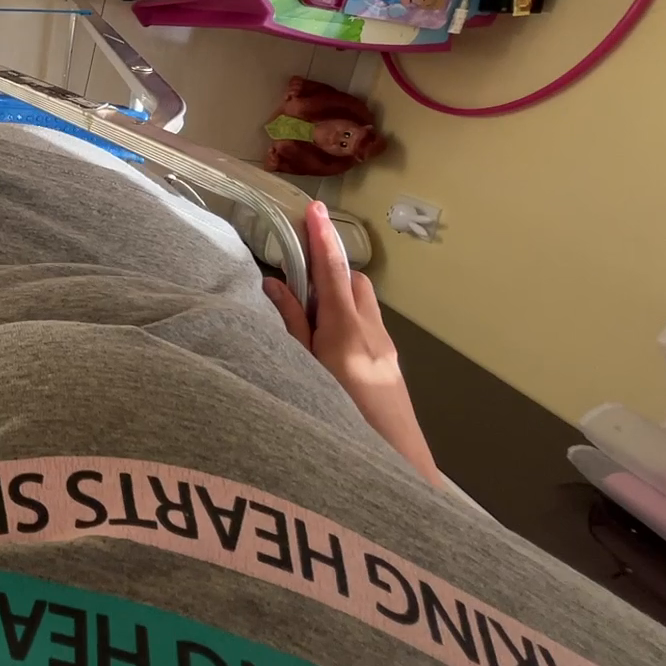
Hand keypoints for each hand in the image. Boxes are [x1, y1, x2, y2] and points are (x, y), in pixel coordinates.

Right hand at [263, 202, 444, 487]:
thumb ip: (291, 322)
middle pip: (353, 280)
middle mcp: (371, 328)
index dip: (322, 237)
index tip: (316, 208)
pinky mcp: (388, 360)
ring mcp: (384, 344)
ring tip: (309, 308)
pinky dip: (345, 315)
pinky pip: (366, 322)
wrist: (392, 458)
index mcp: (345, 326)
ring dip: (338, 292)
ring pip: (362, 301)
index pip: (331, 269)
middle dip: (329, 267)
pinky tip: (326, 339)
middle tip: (300, 273)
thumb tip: (274, 284)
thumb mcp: (303, 365)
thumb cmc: (338, 411)